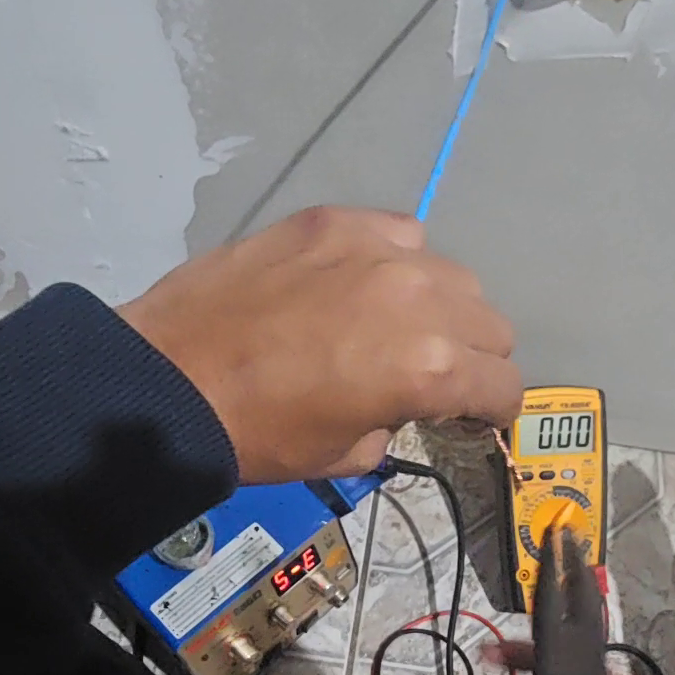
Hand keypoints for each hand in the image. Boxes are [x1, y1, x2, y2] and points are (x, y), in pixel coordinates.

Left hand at [118, 207, 520, 483]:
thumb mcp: (345, 453)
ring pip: (455, 276)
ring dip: (444, 309)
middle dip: (475, 359)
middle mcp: (422, 301)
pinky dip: (398, 262)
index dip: (496, 410)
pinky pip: (401, 234)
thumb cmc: (260, 433)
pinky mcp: (337, 221)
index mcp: (430, 369)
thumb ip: (397, 421)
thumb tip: (398, 399)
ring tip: (400, 325)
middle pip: (493, 326)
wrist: (170, 379)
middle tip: (436, 375)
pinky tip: (364, 282)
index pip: (504, 385)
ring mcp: (379, 251)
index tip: (477, 416)